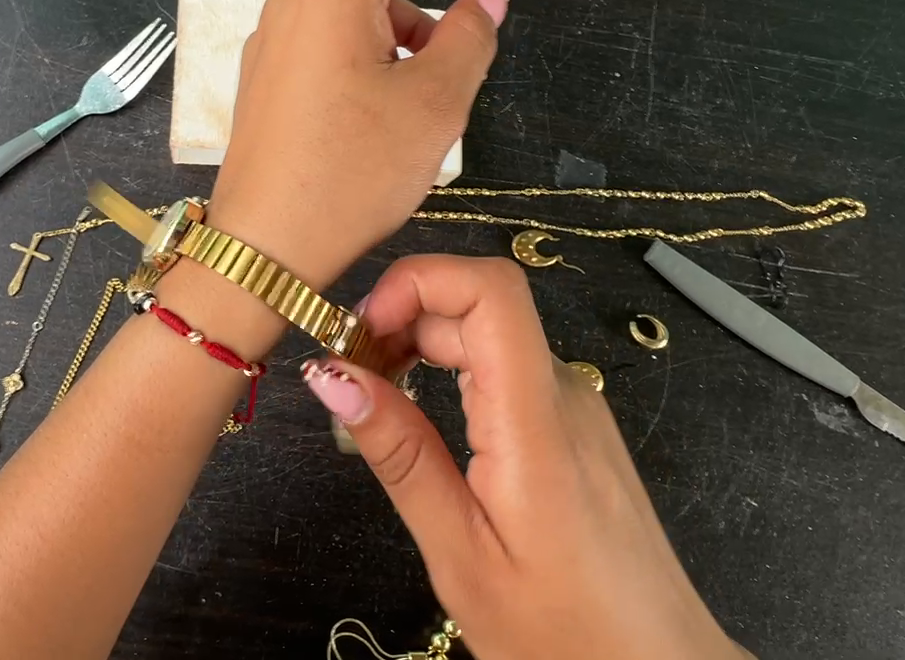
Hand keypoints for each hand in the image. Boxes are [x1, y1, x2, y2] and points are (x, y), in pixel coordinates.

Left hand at [206, 0, 541, 288]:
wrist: (264, 246)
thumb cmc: (353, 173)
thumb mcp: (434, 104)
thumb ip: (470, 38)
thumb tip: (485, 1)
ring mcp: (272, 36)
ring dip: (400, 10)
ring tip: (433, 78)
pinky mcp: (267, 72)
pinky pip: (324, 29)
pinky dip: (368, 39)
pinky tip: (388, 98)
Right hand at [301, 255, 745, 659]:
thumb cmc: (560, 633)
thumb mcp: (461, 555)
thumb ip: (400, 455)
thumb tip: (332, 374)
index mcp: (537, 421)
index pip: (491, 290)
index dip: (420, 280)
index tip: (362, 329)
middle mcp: (563, 390)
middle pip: (477, 305)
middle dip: (400, 316)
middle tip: (347, 372)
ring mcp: (572, 401)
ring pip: (485, 331)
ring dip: (418, 341)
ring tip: (372, 392)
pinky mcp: (571, 419)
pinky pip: (501, 364)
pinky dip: (446, 367)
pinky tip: (416, 410)